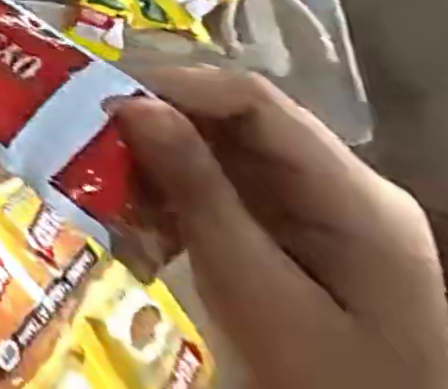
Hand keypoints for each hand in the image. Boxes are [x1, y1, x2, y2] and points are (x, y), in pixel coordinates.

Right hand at [114, 68, 447, 388]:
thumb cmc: (318, 381)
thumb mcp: (252, 289)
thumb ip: (198, 190)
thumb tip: (132, 103)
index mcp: (356, 197)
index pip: (255, 102)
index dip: (175, 87)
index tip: (104, 103)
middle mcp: (342, 186)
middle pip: (234, 119)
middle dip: (158, 123)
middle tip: (91, 137)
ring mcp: (318, 208)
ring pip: (219, 147)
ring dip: (157, 158)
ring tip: (107, 183)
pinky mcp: (291, 229)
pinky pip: (219, 182)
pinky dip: (171, 190)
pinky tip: (138, 217)